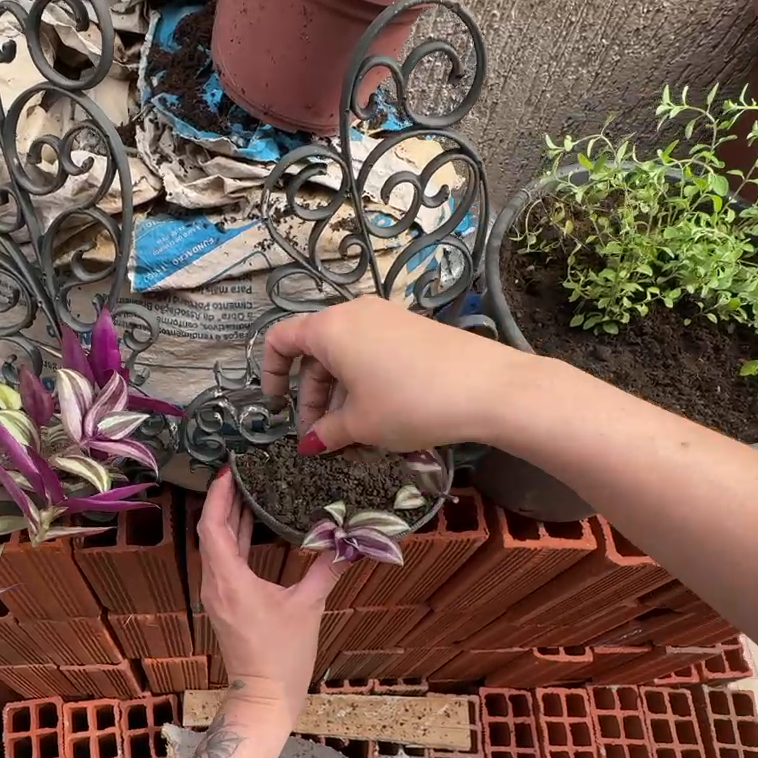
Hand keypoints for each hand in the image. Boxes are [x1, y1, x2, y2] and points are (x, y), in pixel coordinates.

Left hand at [195, 470, 338, 721]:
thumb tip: (349, 542)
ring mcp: (217, 595)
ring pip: (216, 547)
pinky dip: (234, 540)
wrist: (263, 697)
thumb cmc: (282, 655)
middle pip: (211, 533)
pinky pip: (223, 562)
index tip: (230, 472)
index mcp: (229, 581)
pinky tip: (251, 526)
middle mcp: (215, 584)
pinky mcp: (224, 604)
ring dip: (229, 520)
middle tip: (243, 474)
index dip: (219, 497)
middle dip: (224, 502)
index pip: (213, 527)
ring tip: (248, 490)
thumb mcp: (308, 608)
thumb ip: (326, 570)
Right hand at [262, 296, 528, 452]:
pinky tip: (377, 418)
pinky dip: (362, 383)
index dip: (269, 373)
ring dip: (337, 395)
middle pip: (314, 353)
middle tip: (320, 436)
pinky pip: (371, 354)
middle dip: (310, 396)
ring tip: (349, 436)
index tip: (276, 406)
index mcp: (330, 329)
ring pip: (345, 356)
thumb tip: (310, 443)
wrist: (488, 388)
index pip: (280, 339)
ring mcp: (386, 319)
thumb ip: (326, 432)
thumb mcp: (360, 425)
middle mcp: (354, 314)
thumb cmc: (409, 403)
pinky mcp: (411, 330)